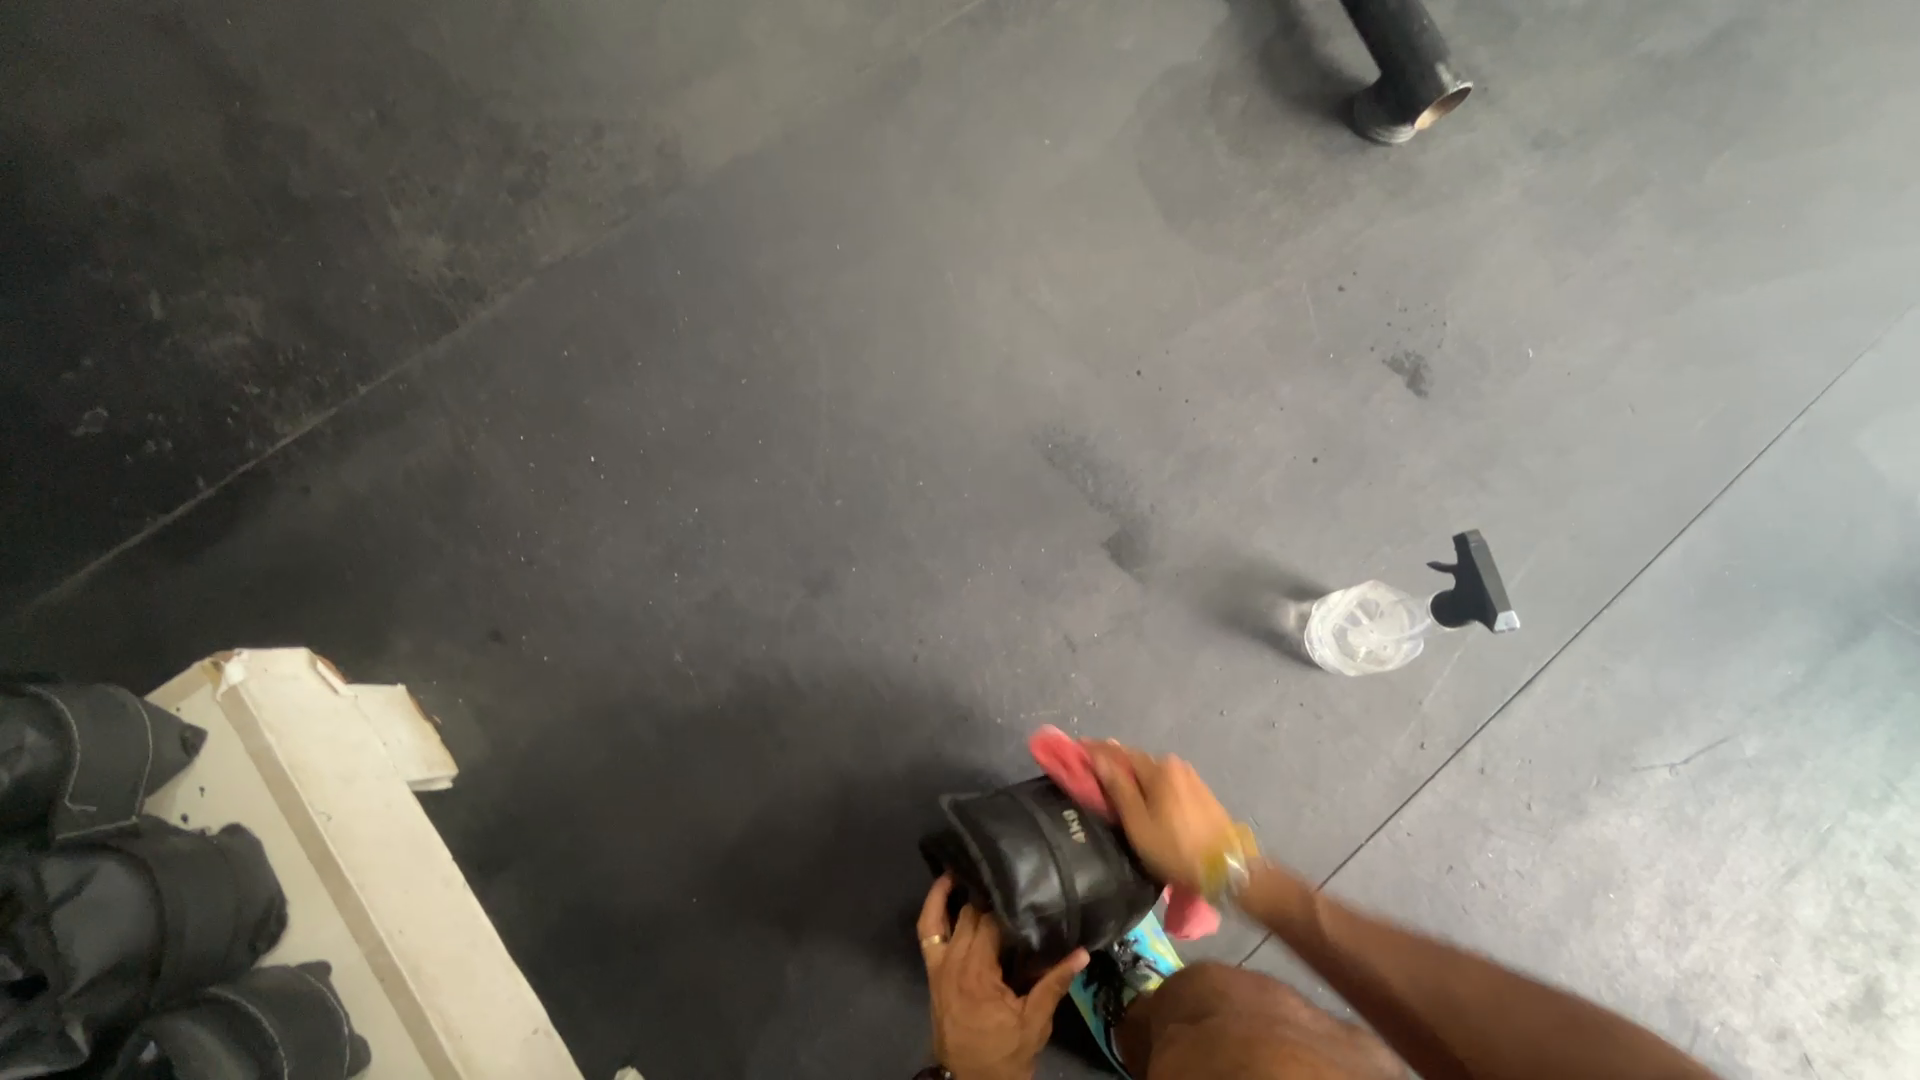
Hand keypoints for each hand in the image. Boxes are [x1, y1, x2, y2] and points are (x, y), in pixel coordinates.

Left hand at [918, 874, 1087, 1079]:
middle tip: (1007, 869)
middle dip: (987, 891)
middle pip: (969, 913)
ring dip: (954, 891)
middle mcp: (954, 960)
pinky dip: (933, 909)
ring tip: (969, 865)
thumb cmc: (1005, 1053)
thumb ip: (1054, 983)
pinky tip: (945, 890)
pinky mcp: (933, 971)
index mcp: (978, 971)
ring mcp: (939, 964)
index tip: (1025, 882)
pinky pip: (926, 932)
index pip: (991, 920)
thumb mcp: (1035, 1022)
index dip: (1006, 900)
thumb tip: (1082, 952)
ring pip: (942, 916)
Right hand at [1084, 738, 1236, 894]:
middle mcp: (1176, 765)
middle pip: (1137, 761)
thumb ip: (1118, 788)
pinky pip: (1167, 782)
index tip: (1078, 749)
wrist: (1228, 870)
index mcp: (1159, 768)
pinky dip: (1151, 786)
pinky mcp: (1202, 793)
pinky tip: (1145, 797)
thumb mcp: (1138, 823)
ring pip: (1153, 773)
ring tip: (1117, 787)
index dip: (1097, 751)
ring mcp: (1192, 778)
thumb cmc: (1175, 848)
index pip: (1120, 753)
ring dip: (1134, 776)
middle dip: (1115, 764)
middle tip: (1093, 771)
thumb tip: (1099, 758)